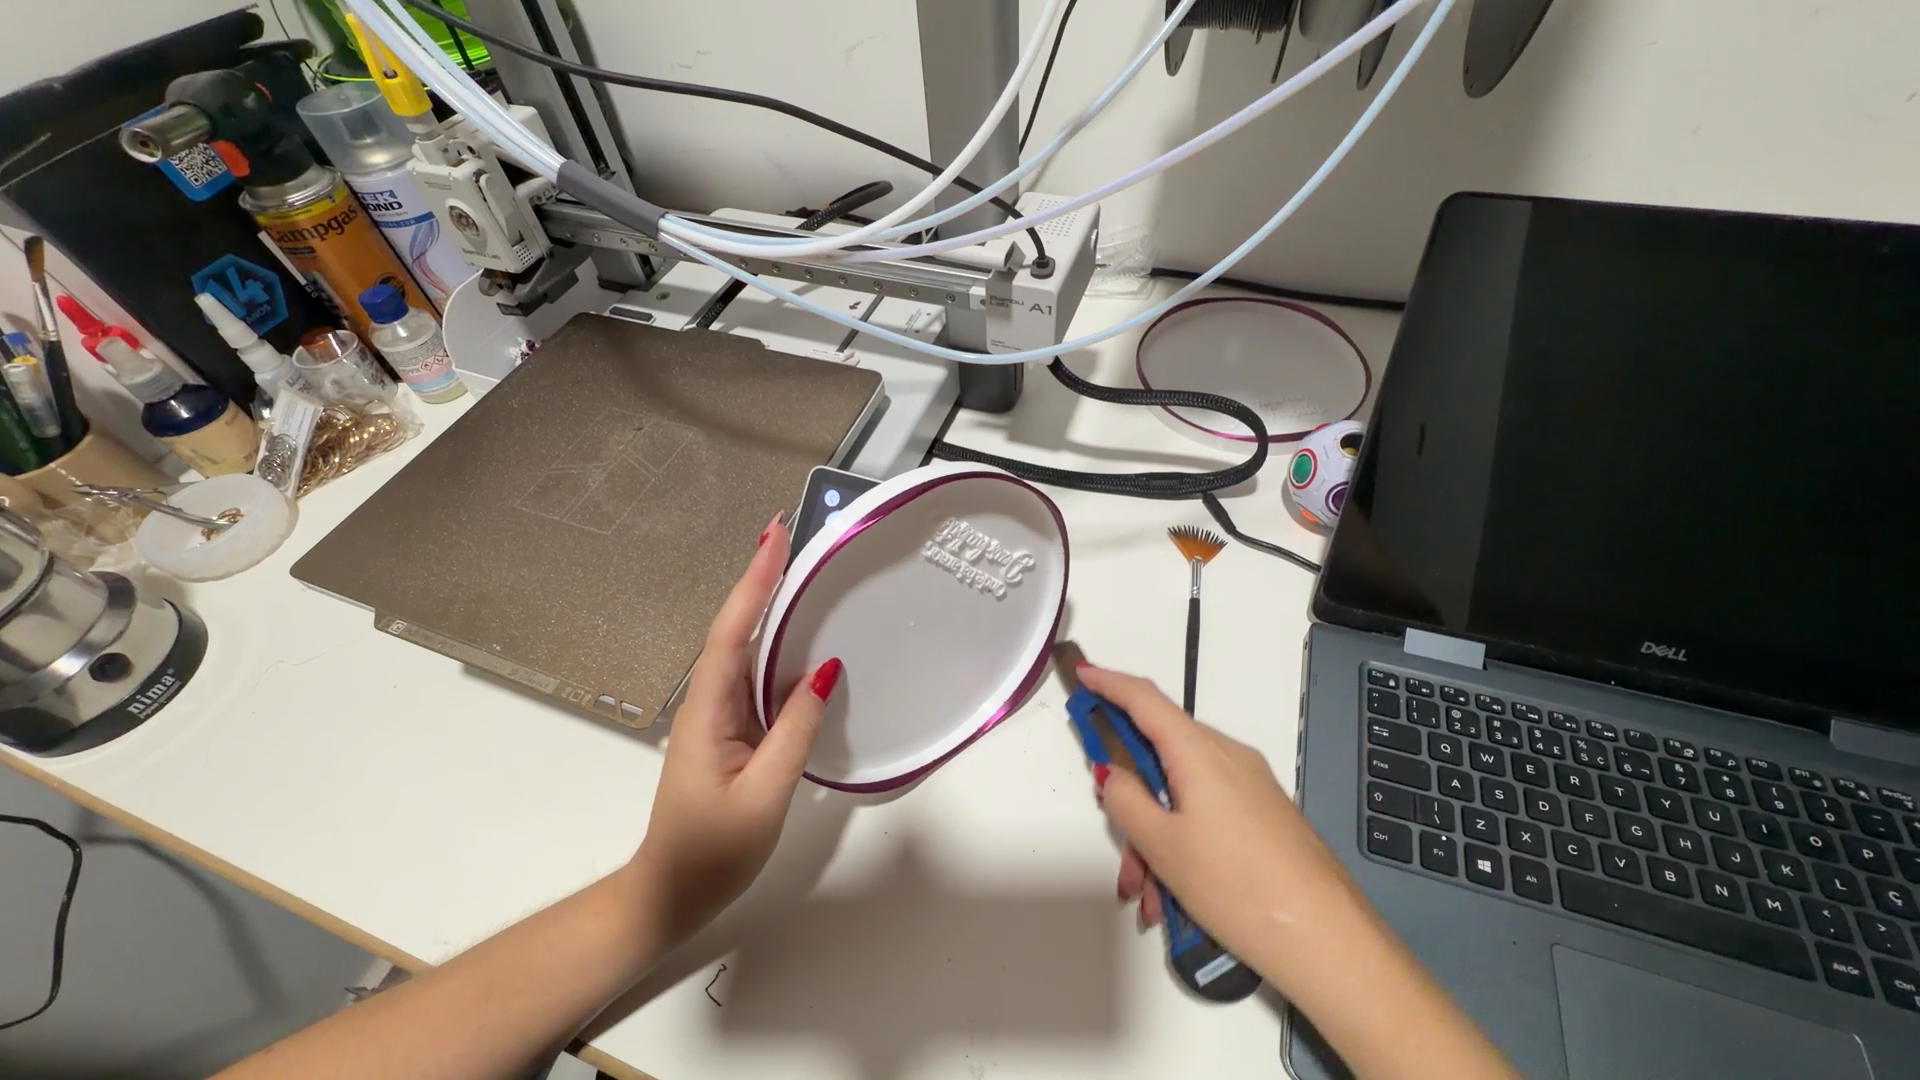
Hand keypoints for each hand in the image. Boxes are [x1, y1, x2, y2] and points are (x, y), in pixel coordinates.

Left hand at [633, 512, 840, 943]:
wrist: (670, 894)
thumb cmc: (712, 850)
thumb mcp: (765, 793)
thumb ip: (796, 729)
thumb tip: (825, 669)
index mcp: (709, 710)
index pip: (732, 631)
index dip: (754, 581)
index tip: (773, 536)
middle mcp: (709, 701)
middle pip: (736, 628)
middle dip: (761, 579)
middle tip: (792, 537)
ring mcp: (720, 715)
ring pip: (747, 650)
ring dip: (770, 607)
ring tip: (802, 571)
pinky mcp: (732, 730)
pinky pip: (757, 678)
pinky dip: (779, 647)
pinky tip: (802, 638)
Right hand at [1080, 664, 1366, 993]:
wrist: (1327, 938)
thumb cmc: (1237, 884)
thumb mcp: (1163, 844)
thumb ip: (1126, 800)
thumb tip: (1112, 773)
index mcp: (1200, 751)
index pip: (1145, 699)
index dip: (1109, 683)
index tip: (1083, 674)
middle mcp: (1228, 757)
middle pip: (1161, 757)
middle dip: (1131, 801)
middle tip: (1119, 850)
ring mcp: (1250, 786)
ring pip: (1181, 795)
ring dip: (1155, 838)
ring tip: (1149, 896)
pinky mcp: (1263, 815)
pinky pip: (1207, 814)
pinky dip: (1182, 843)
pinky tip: (1176, 897)